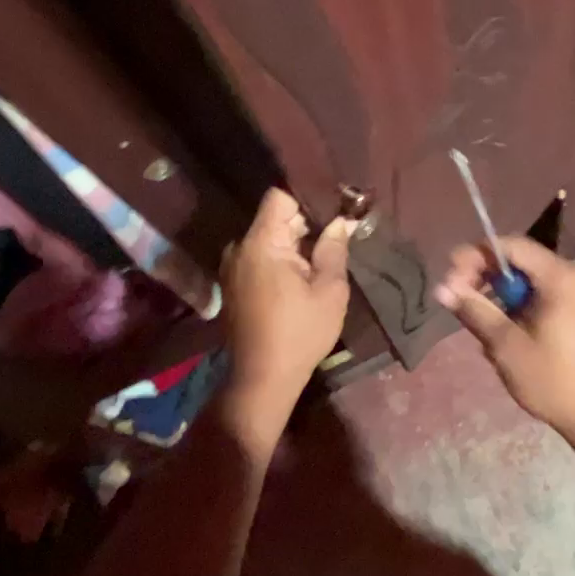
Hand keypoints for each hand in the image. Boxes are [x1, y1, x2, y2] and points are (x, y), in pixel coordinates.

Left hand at [219, 188, 352, 444]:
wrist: (262, 380)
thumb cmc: (300, 333)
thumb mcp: (330, 290)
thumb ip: (334, 248)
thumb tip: (341, 221)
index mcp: (261, 243)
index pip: (280, 196)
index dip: (308, 195)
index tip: (335, 202)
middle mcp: (239, 247)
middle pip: (275, 217)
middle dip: (307, 220)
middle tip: (340, 227)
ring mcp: (233, 266)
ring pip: (269, 237)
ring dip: (295, 241)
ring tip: (326, 249)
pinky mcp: (234, 284)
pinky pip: (260, 256)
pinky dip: (282, 257)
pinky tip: (305, 272)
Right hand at [436, 236, 574, 443]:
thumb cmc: (553, 379)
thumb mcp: (506, 345)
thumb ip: (475, 310)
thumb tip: (442, 288)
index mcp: (561, 277)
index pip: (512, 246)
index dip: (478, 256)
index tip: (453, 277)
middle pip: (521, 263)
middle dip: (487, 278)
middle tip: (459, 300)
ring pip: (531, 284)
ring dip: (502, 298)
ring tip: (482, 326)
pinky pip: (546, 299)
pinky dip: (522, 309)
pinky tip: (507, 337)